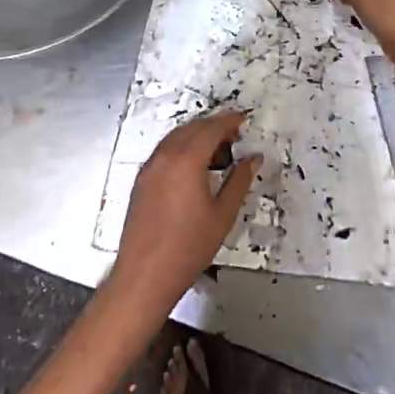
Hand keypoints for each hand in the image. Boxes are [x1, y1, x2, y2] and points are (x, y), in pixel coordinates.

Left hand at [111, 111, 261, 304]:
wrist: (145, 274)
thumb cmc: (188, 247)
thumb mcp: (223, 215)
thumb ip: (239, 181)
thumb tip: (253, 159)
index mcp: (186, 160)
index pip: (211, 128)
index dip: (229, 121)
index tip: (242, 119)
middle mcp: (165, 156)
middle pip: (192, 128)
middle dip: (214, 126)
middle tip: (234, 137)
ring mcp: (150, 166)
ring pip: (176, 137)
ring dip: (197, 135)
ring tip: (217, 152)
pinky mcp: (142, 179)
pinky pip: (164, 150)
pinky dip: (181, 147)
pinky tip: (193, 166)